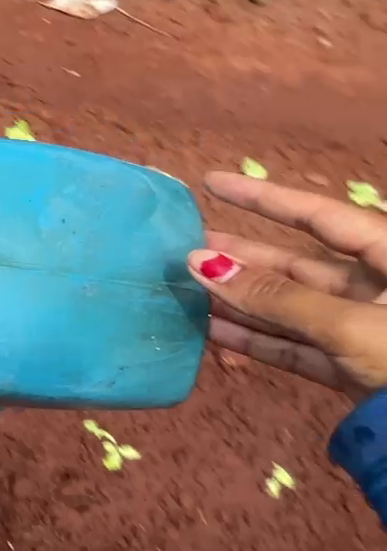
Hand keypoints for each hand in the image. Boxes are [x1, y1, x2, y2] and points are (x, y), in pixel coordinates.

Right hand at [188, 171, 386, 403]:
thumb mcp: (353, 325)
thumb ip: (275, 296)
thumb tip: (199, 261)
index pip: (324, 218)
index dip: (266, 198)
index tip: (211, 182)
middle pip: (302, 266)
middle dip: (242, 257)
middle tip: (182, 245)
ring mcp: (373, 331)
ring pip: (292, 308)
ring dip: (237, 300)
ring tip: (182, 287)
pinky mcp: (360, 369)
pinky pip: (298, 346)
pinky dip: (255, 339)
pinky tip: (209, 329)